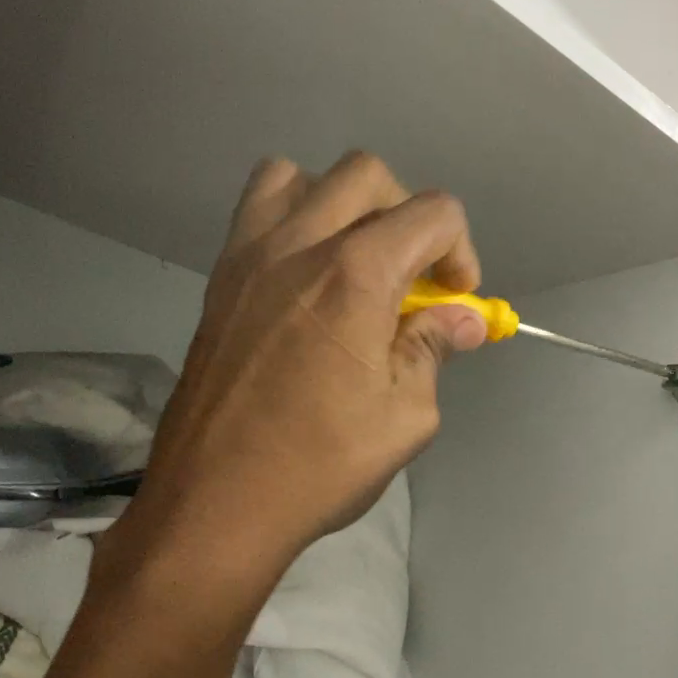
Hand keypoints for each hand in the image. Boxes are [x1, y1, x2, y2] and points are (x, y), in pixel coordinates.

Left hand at [100, 152, 487, 588]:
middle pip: (370, 176)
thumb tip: (461, 319)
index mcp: (356, 275)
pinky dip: (293, 218)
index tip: (454, 302)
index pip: (433, 213)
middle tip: (412, 281)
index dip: (461, 252)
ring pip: (305, 177)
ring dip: (344, 206)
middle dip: (409, 217)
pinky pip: (257, 208)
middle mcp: (300, 243)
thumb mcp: (405, 416)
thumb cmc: (320, 466)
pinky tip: (304, 278)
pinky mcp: (220, 277)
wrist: (216, 501)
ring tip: (354, 265)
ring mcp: (249, 254)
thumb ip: (433, 349)